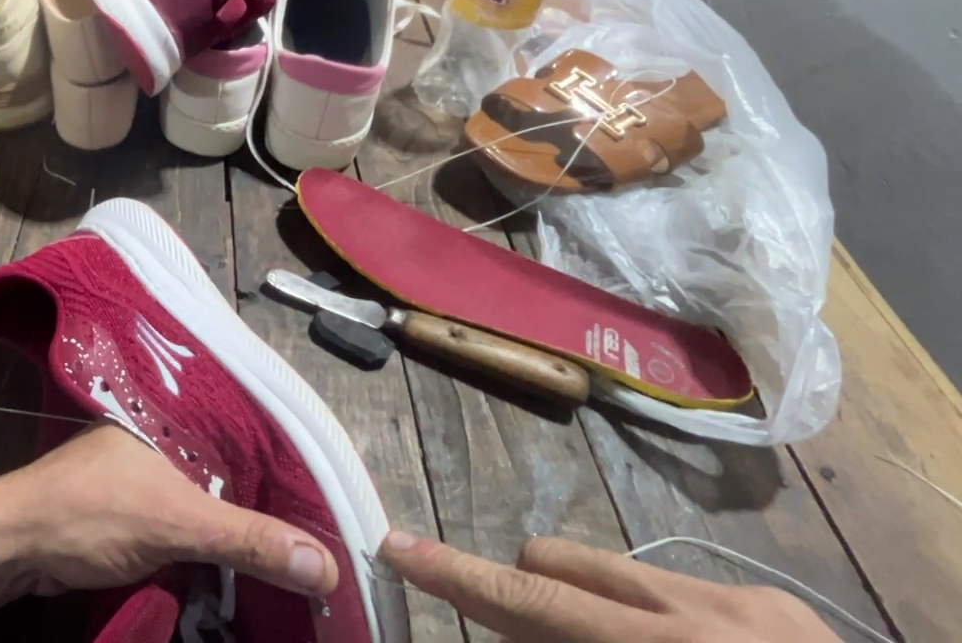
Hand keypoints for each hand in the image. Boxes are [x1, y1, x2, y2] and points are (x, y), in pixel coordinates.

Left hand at [0, 422, 337, 598]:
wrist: (15, 545)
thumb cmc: (91, 513)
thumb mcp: (176, 522)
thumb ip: (247, 538)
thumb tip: (328, 567)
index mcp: (171, 419)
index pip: (244, 432)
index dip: (286, 463)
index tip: (335, 497)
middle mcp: (161, 436)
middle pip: (230, 467)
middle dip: (269, 498)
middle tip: (326, 532)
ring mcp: (145, 471)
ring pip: (209, 494)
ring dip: (242, 522)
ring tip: (298, 548)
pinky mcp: (133, 506)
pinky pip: (189, 516)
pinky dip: (214, 536)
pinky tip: (244, 556)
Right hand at [380, 531, 838, 641]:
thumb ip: (562, 641)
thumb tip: (509, 627)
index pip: (531, 606)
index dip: (455, 577)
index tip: (393, 544)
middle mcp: (702, 616)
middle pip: (552, 563)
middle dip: (519, 594)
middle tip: (525, 640)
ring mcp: (751, 605)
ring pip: (608, 569)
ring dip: (586, 610)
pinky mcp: (784, 607)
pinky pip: (670, 586)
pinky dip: (648, 620)